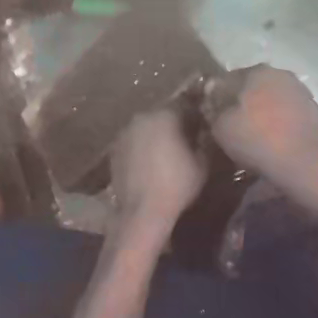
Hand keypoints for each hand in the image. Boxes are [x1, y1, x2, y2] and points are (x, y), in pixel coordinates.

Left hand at [110, 107, 204, 233]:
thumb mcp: (203, 165)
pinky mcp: (114, 152)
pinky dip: (142, 151)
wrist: (143, 211)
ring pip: (145, 130)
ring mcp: (124, 135)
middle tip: (184, 142)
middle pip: (162, 117)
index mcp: (165, 116)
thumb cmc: (178, 185)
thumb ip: (204, 143)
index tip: (202, 128)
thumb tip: (203, 134)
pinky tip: (150, 166)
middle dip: (173, 126)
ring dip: (156, 138)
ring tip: (166, 156)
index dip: (196, 117)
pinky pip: (133, 145)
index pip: (185, 106)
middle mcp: (141, 118)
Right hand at [205, 67, 317, 189]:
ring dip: (264, 111)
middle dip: (243, 102)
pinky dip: (281, 121)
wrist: (305, 165)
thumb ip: (212, 106)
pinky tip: (276, 139)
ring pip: (272, 98)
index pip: (226, 79)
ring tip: (257, 134)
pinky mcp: (315, 110)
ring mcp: (301, 91)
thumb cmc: (257, 142)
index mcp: (256, 70)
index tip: (215, 116)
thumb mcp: (221, 127)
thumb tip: (211, 91)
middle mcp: (281, 73)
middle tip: (236, 126)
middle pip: (253, 87)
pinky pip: (289, 113)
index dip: (217, 98)